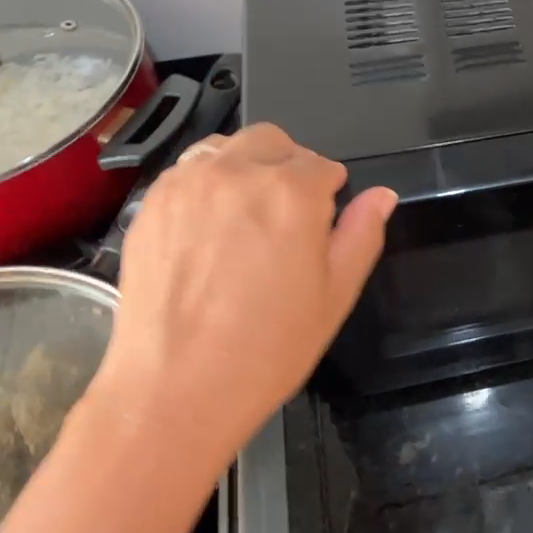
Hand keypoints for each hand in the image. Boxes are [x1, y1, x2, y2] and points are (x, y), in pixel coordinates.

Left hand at [90, 123, 395, 465]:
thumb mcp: (336, 295)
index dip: (329, 194)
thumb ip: (362, 234)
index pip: (323, 165)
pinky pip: (186, 173)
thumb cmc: (267, 348)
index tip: (320, 224)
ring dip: (245, 167)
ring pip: (227, 147)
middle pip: (274, 141)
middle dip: (288, 166)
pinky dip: (204, 185)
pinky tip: (206, 230)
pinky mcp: (151, 204)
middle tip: (286, 216)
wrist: (174, 391)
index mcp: (294, 191)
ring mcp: (188, 184)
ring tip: (244, 217)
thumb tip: (381, 196)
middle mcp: (239, 172)